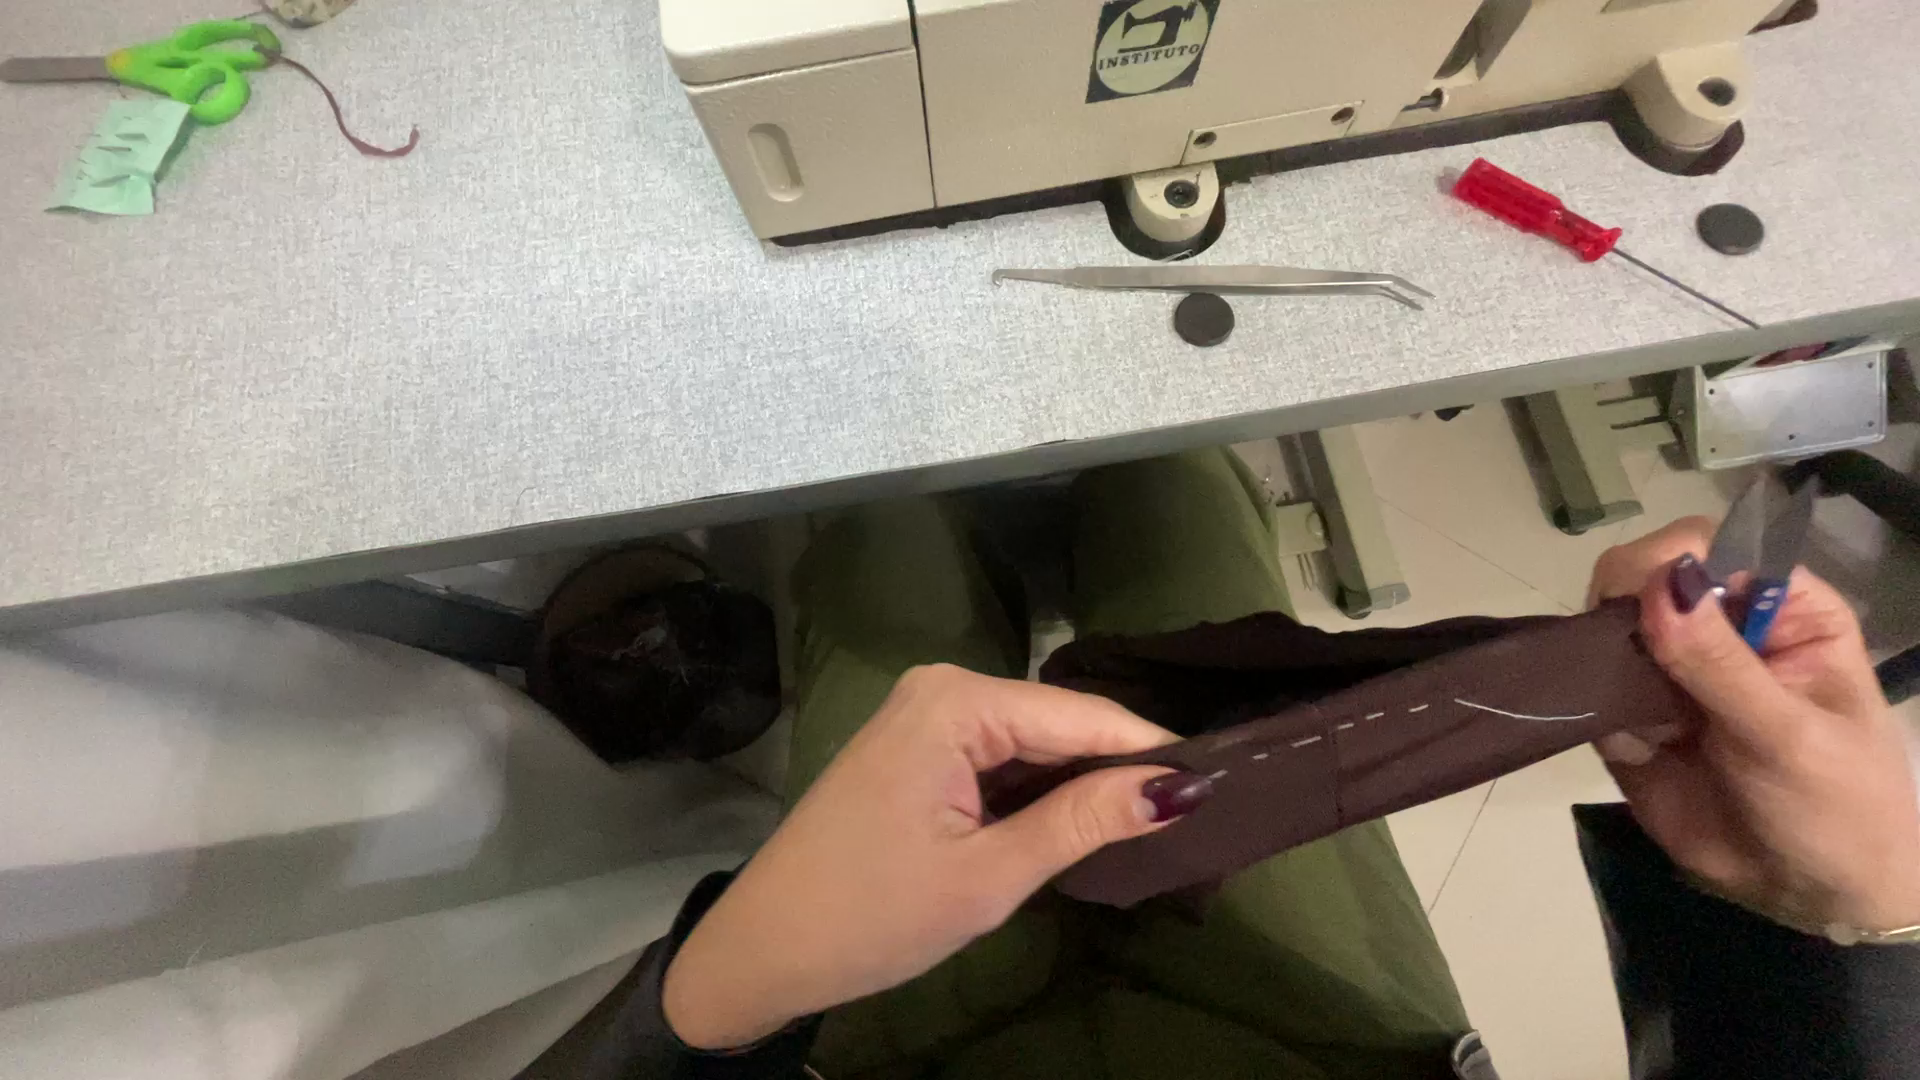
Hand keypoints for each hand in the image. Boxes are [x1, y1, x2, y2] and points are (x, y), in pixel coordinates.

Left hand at [661, 665, 1206, 1048]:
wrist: (768, 942)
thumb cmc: (873, 914)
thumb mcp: (988, 875)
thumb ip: (1082, 821)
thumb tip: (1178, 787)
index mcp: (956, 702)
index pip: (1079, 715)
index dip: (1150, 749)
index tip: (1222, 779)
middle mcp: (943, 685)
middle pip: (1056, 720)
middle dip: (1117, 764)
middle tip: (1193, 808)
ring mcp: (928, 709)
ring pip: (1031, 736)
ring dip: (1080, 777)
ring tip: (1151, 813)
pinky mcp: (921, 739)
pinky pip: (998, 750)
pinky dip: (1038, 783)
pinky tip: (1079, 811)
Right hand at [1588, 517, 1919, 933]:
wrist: (1799, 894)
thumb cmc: (1835, 810)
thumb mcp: (1789, 735)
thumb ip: (1720, 662)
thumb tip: (1662, 582)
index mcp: (1781, 615)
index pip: (1711, 549)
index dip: (1672, 561)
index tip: (1649, 601)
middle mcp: (1715, 629)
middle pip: (1639, 578)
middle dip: (1623, 614)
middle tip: (1633, 662)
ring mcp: (1661, 667)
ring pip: (1601, 626)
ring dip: (1601, 660)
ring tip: (1634, 711)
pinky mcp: (1619, 704)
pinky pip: (1582, 681)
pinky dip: (1587, 702)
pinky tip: (1630, 743)